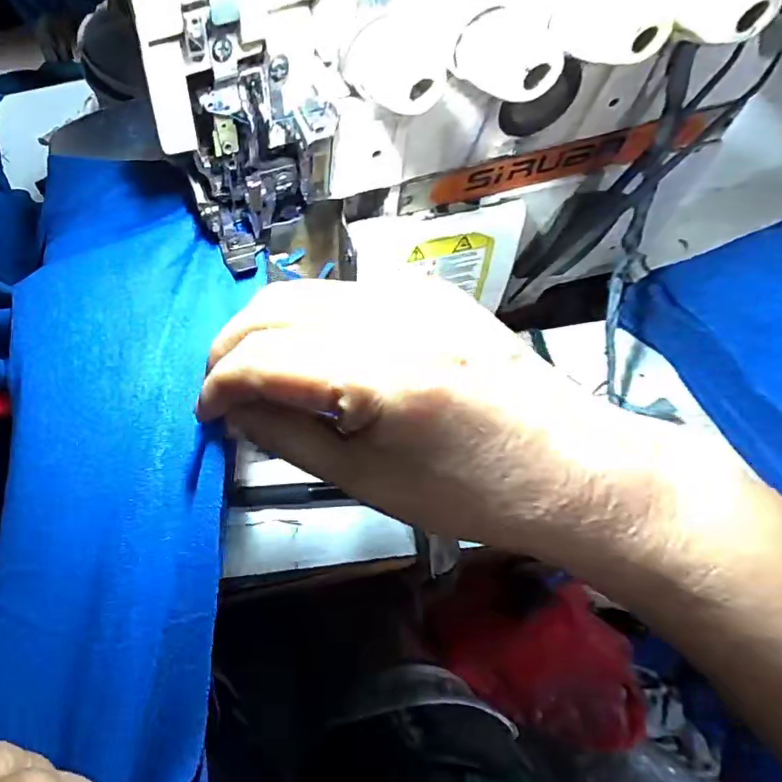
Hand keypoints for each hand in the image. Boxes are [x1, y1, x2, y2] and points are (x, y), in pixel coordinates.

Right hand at [196, 273, 735, 579]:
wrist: (576, 468)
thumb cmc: (470, 493)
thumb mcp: (363, 480)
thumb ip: (284, 436)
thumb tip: (231, 411)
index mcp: (382, 375)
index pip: (264, 359)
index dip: (219, 385)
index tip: (206, 413)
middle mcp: (393, 317)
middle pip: (270, 309)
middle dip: (227, 350)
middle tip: (221, 391)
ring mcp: (412, 293)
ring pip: (297, 291)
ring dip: (258, 330)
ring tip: (253, 372)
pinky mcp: (425, 289)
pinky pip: (334, 291)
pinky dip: (298, 319)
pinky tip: (303, 354)